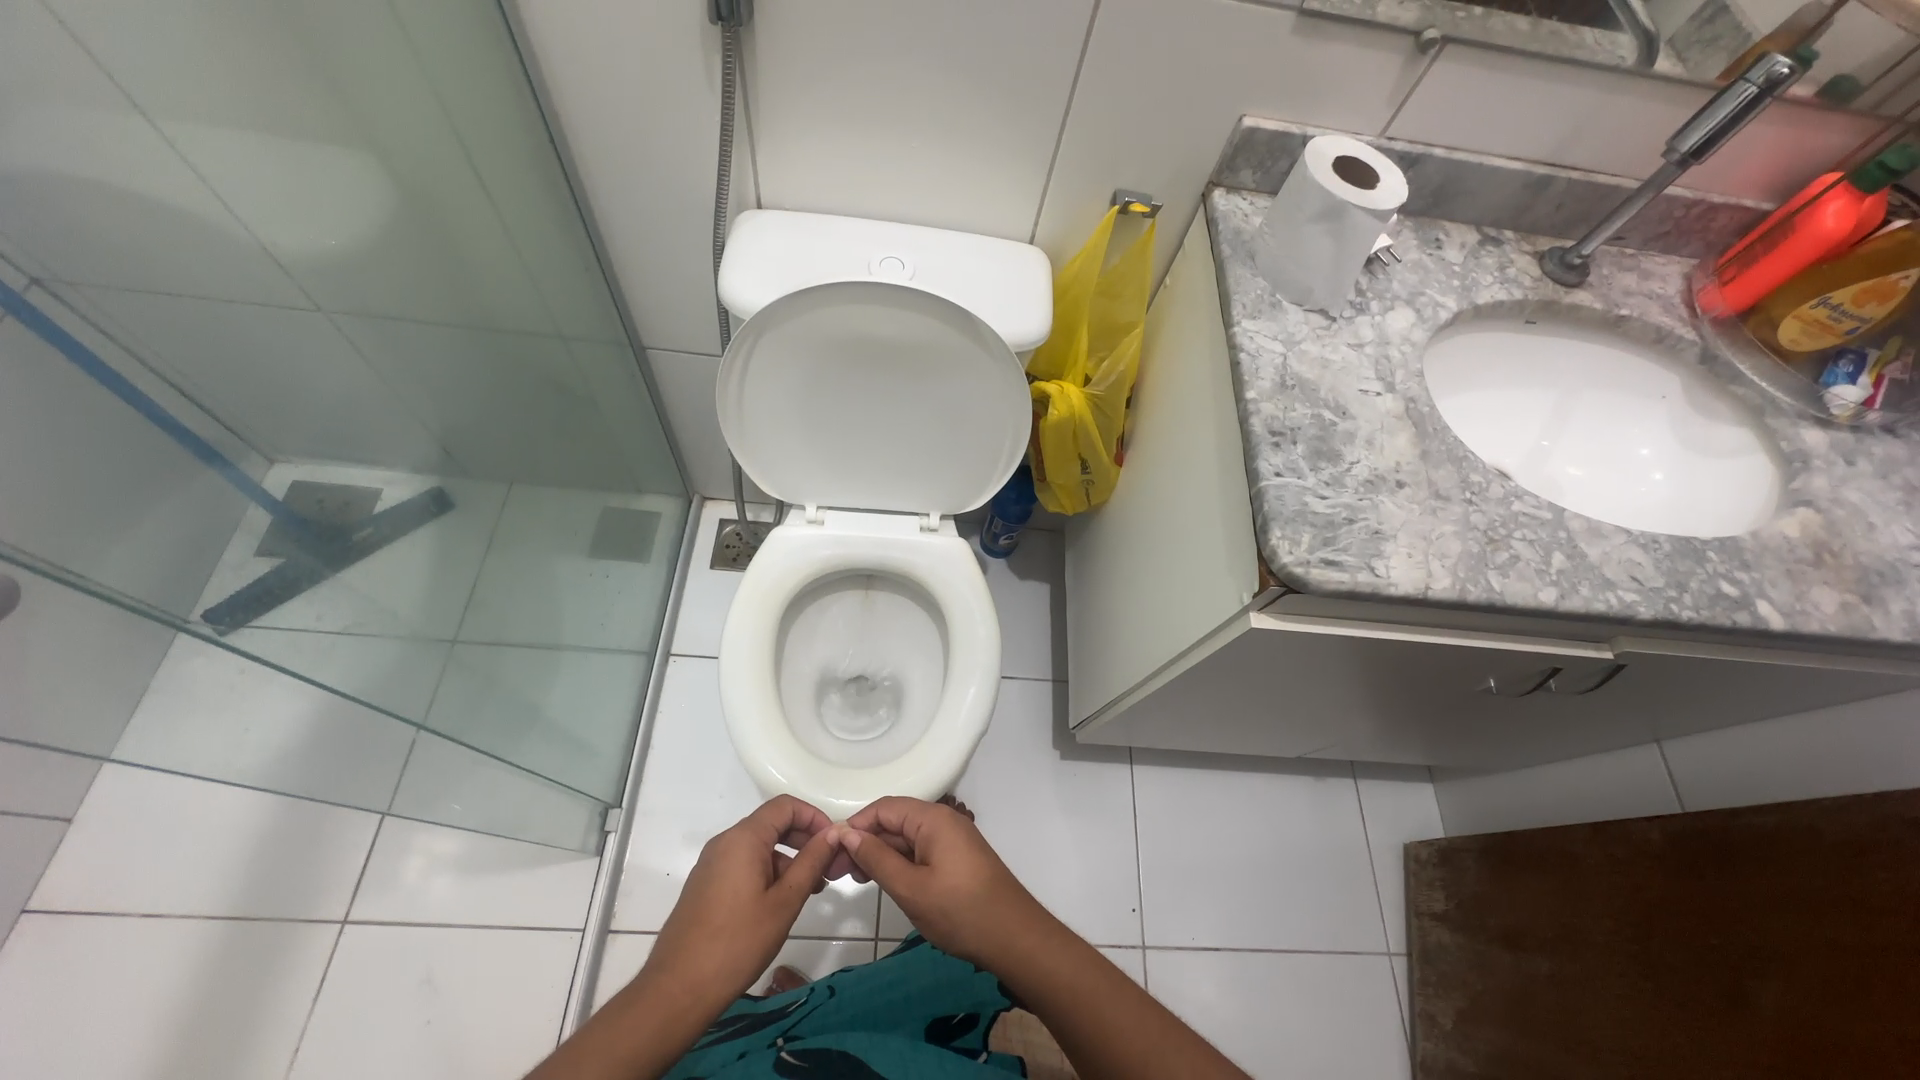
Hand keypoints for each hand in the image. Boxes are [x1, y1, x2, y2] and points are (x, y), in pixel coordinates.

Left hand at [642, 795, 841, 1008]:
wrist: (678, 989)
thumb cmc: (738, 943)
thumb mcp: (785, 901)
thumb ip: (811, 862)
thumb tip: (833, 833)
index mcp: (743, 839)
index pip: (785, 806)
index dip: (814, 817)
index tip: (833, 844)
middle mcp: (724, 843)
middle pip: (772, 824)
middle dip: (804, 841)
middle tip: (829, 870)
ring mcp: (712, 865)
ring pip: (759, 847)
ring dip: (788, 861)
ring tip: (809, 893)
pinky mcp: (706, 886)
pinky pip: (744, 865)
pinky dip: (768, 874)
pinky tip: (781, 905)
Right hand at [841, 796, 1058, 968]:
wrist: (1014, 937)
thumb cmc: (960, 911)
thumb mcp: (910, 887)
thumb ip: (876, 858)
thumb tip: (846, 833)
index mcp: (932, 818)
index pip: (883, 809)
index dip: (855, 827)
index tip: (831, 854)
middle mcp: (943, 820)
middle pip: (894, 821)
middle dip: (865, 842)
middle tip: (838, 873)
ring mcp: (952, 840)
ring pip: (907, 838)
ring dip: (881, 855)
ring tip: (857, 880)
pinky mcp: (957, 858)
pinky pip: (921, 851)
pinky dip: (900, 863)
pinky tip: (885, 882)